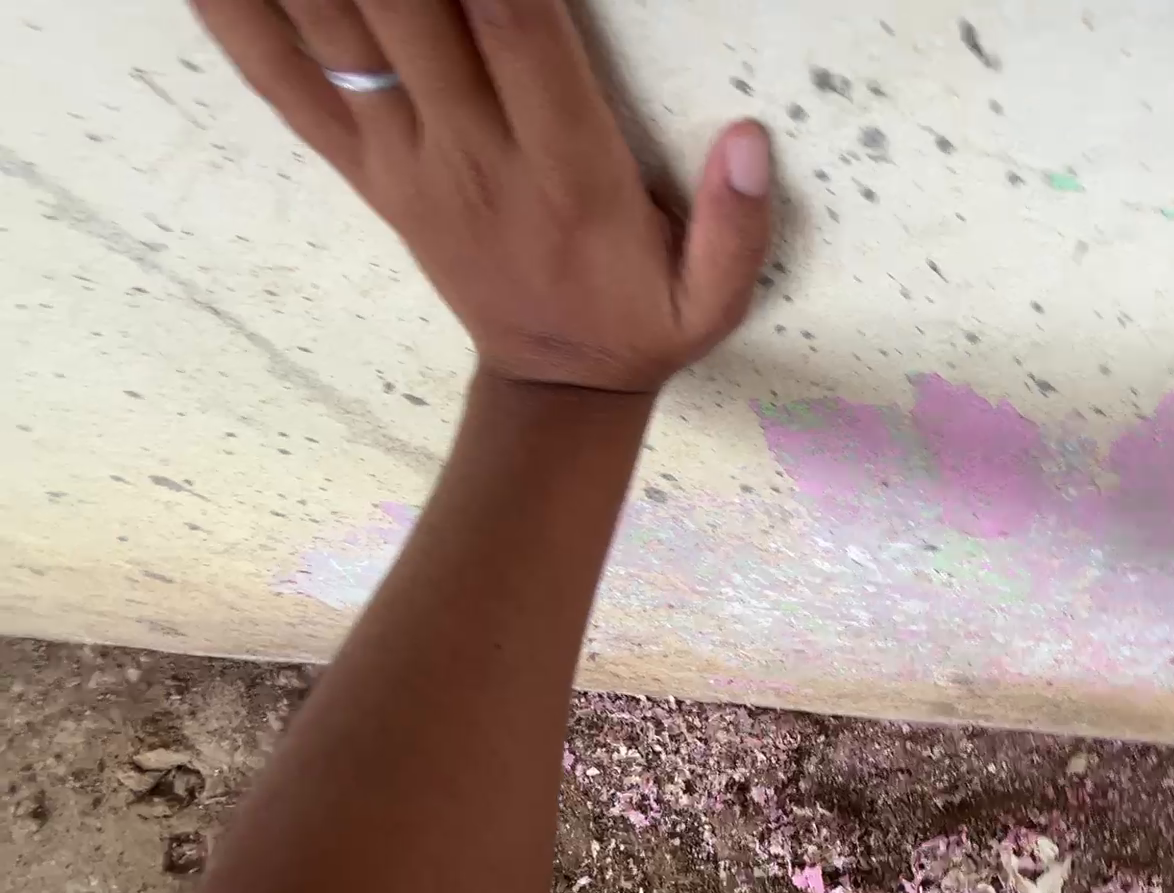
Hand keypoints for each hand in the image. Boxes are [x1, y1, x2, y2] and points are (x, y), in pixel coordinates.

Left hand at [194, 0, 773, 392]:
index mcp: (572, 177)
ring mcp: (411, 160)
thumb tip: (749, 138)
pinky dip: (235, 1)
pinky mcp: (371, 172)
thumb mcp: (715, 305)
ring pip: (330, 17)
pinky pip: (277, 72)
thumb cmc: (642, 329)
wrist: (559, 385)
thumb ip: (738, 229)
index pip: (518, 25)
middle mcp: (478, 155)